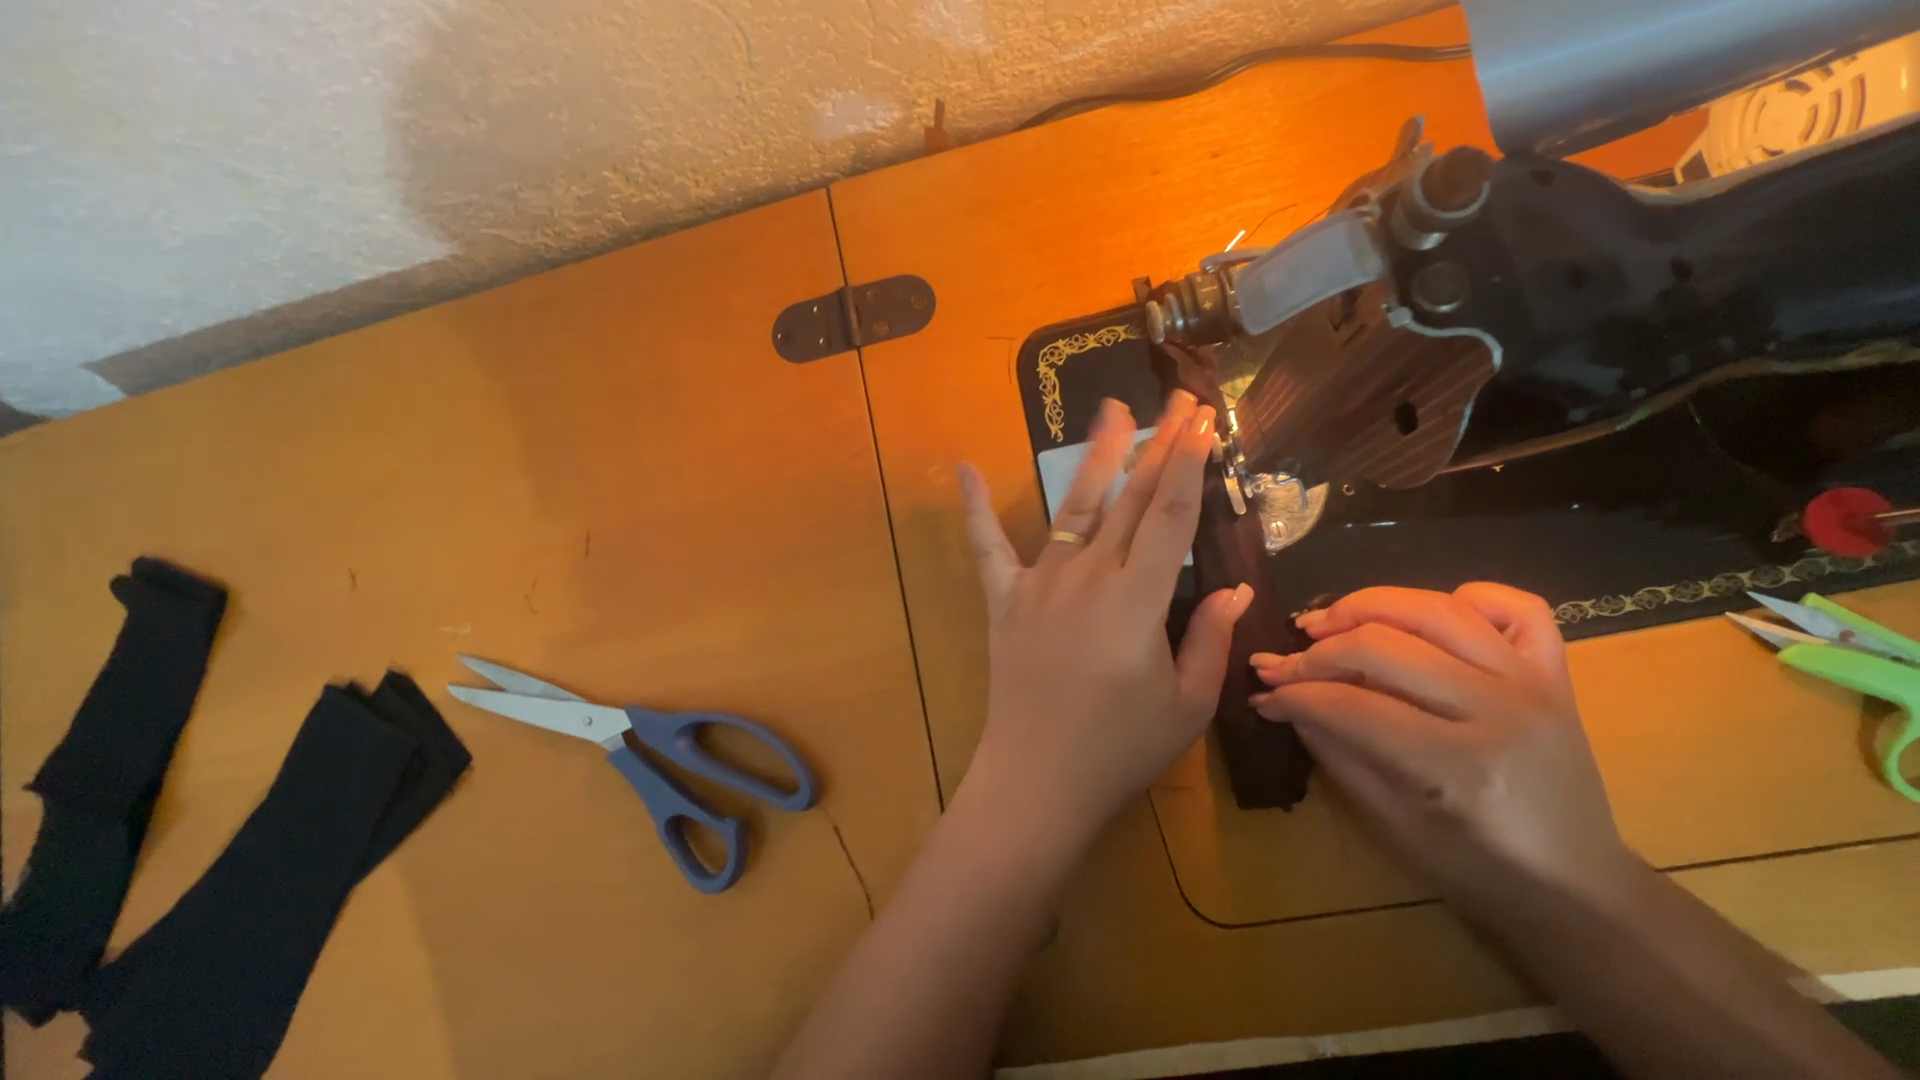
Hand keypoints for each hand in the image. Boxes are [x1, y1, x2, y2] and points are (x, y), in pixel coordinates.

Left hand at [958, 392, 1253, 845]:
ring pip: (1072, 509)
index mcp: (1137, 600)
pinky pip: (986, 548)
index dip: (1190, 466)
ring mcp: (1039, 585)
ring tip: (1112, 410)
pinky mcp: (1004, 602)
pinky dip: (974, 509)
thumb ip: (1211, 641)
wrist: (1037, 782)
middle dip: (1159, 446)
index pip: (1170, 517)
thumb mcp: (1187, 706)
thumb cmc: (1119, 751)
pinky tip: (962, 468)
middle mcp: (1086, 577)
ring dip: (1095, 457)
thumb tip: (1231, 588)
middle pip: (1129, 500)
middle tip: (1179, 401)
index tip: (1204, 424)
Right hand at [1250, 584, 1637, 910]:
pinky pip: (1517, 607)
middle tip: (1282, 665)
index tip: (1263, 695)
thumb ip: (1337, 753)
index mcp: (1459, 767)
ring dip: (1368, 605)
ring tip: (1328, 622)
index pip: (1353, 706)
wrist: (1574, 885)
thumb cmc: (1475, 869)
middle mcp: (1500, 710)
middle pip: (1384, 645)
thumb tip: (1285, 701)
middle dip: (1317, 653)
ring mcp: (1533, 684)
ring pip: (1437, 609)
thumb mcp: (1391, 824)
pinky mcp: (1556, 673)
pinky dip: (1468, 597)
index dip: (1295, 695)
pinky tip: (1427, 618)